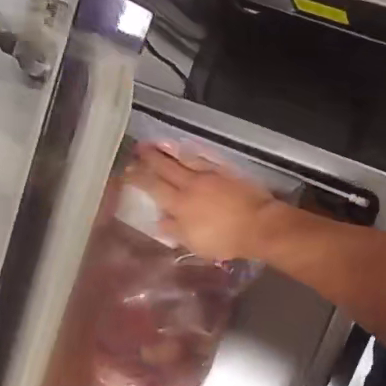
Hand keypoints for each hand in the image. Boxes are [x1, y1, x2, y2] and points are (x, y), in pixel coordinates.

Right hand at [125, 144, 277, 261]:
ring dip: (168, 150)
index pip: (153, 186)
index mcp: (179, 204)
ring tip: (156, 142)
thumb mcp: (195, 243)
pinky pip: (205, 157)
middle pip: (166, 167)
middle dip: (149, 157)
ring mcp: (209, 175)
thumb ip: (174, 230)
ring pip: (184, 158)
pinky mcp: (226, 171)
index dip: (137, 178)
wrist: (259, 224)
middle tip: (137, 148)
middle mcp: (190, 184)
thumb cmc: (225, 240)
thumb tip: (158, 220)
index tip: (126, 171)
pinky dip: (193, 151)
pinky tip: (188, 147)